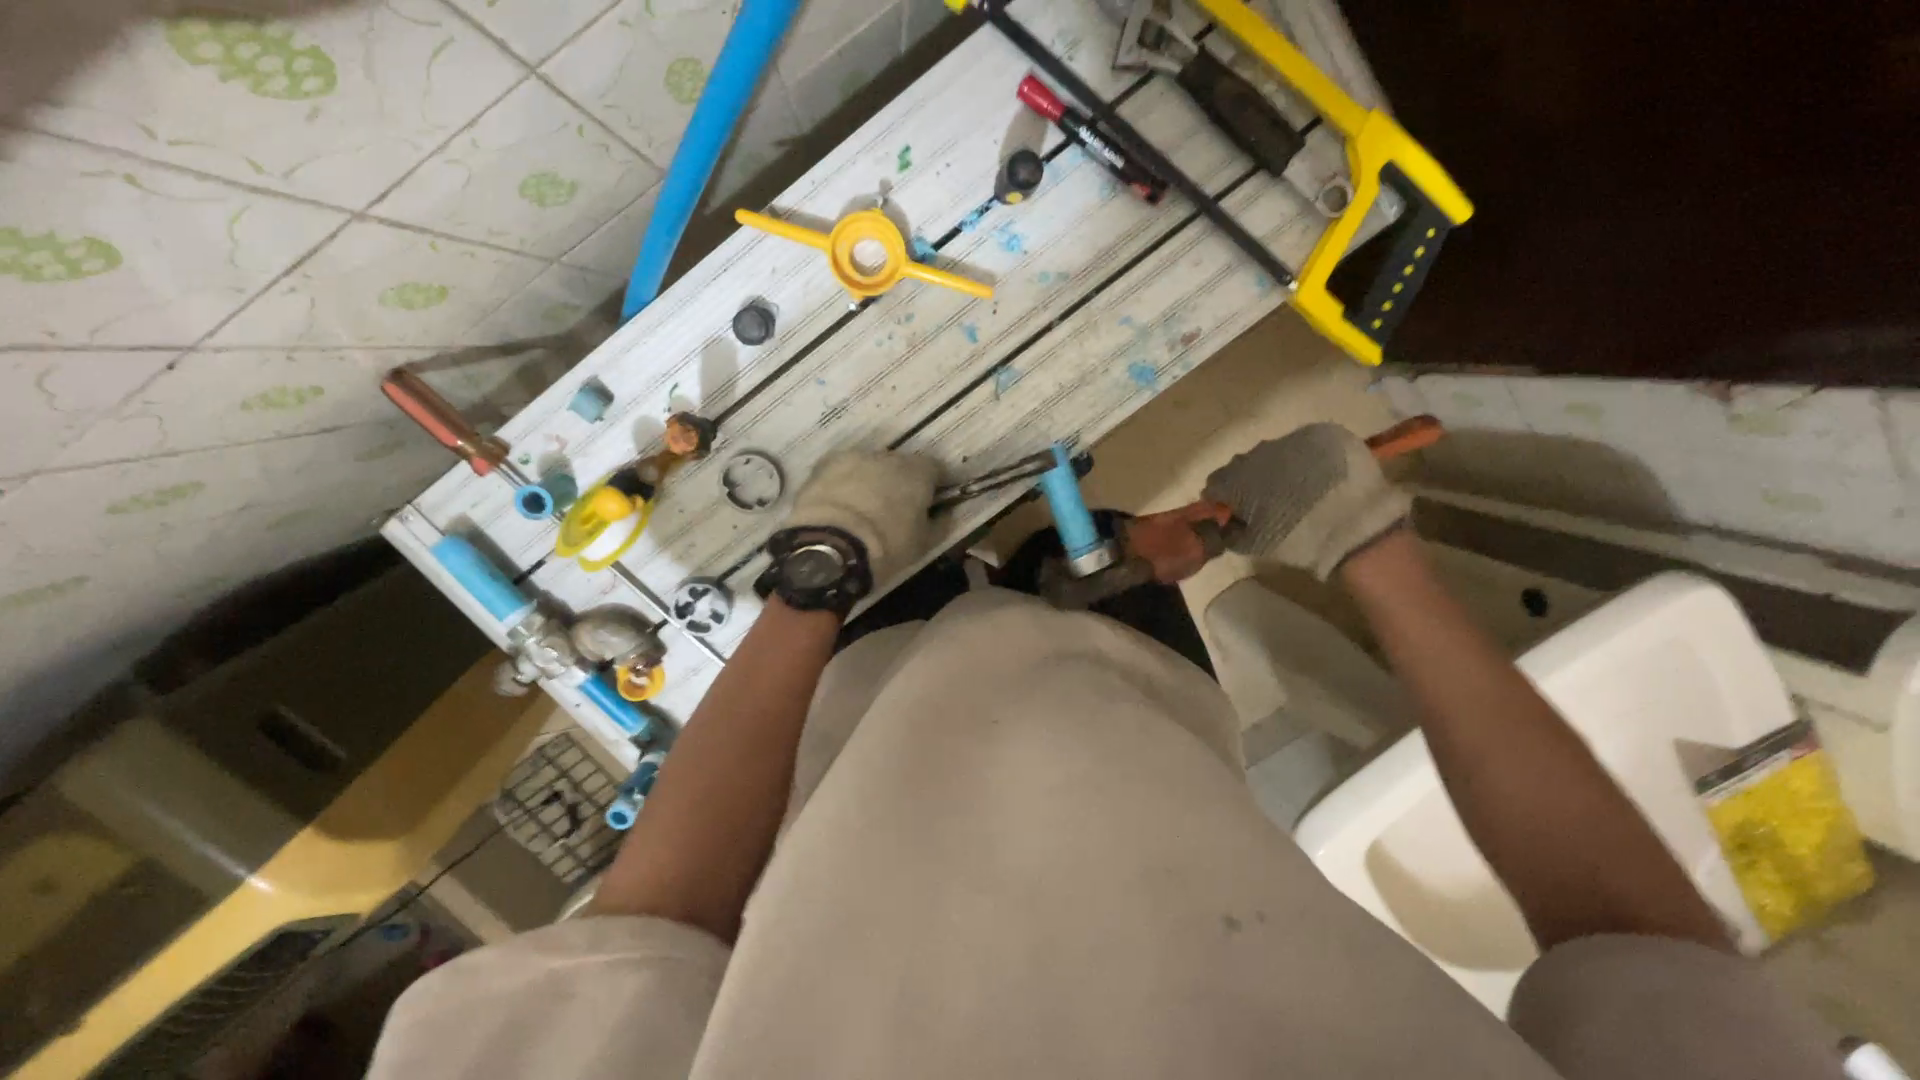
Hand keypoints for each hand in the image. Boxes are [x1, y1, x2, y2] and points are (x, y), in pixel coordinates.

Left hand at [784, 450, 939, 583]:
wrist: (831, 546)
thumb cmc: (886, 547)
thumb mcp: (924, 544)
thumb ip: (940, 523)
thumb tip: (945, 512)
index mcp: (919, 472)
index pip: (936, 469)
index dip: (935, 485)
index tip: (931, 502)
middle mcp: (889, 457)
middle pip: (901, 464)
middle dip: (900, 482)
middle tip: (894, 509)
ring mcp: (855, 457)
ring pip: (870, 466)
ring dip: (871, 480)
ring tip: (862, 508)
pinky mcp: (825, 464)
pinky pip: (842, 470)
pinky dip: (844, 482)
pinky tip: (838, 504)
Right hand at [1202, 422, 1411, 579]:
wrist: (1354, 523)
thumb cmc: (1298, 539)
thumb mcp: (1255, 545)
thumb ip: (1233, 532)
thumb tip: (1230, 524)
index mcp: (1235, 478)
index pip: (1216, 483)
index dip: (1223, 498)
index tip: (1235, 512)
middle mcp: (1258, 452)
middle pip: (1246, 464)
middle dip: (1252, 481)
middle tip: (1269, 502)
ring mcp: (1293, 439)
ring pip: (1278, 452)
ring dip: (1281, 468)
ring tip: (1301, 489)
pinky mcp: (1324, 433)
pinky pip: (1309, 444)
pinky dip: (1311, 459)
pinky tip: (1325, 477)